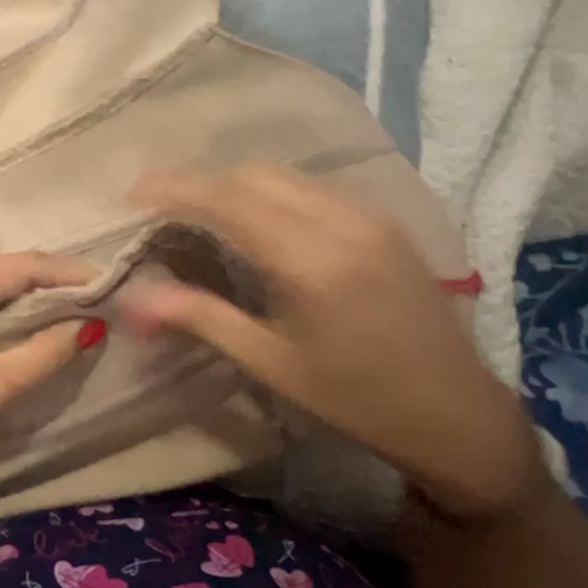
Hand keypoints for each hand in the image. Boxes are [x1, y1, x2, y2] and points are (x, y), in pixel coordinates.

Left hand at [0, 253, 102, 521]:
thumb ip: (47, 351)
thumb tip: (94, 324)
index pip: (24, 267)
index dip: (71, 274)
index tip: (115, 282)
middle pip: (12, 269)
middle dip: (58, 284)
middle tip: (106, 298)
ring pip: (0, 279)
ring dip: (38, 294)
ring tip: (84, 305)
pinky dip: (13, 303)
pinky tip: (43, 313)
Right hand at [126, 164, 546, 523]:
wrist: (454, 412)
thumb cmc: (353, 398)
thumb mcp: (269, 364)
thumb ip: (200, 318)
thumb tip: (134, 299)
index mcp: (309, 259)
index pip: (227, 201)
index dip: (176, 189)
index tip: (134, 191)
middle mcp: (341, 221)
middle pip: (254, 176)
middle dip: (203, 185)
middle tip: (164, 210)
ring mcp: (369, 216)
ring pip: (286, 176)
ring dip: (238, 185)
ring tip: (204, 213)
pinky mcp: (385, 222)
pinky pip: (315, 186)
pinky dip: (274, 191)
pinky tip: (261, 221)